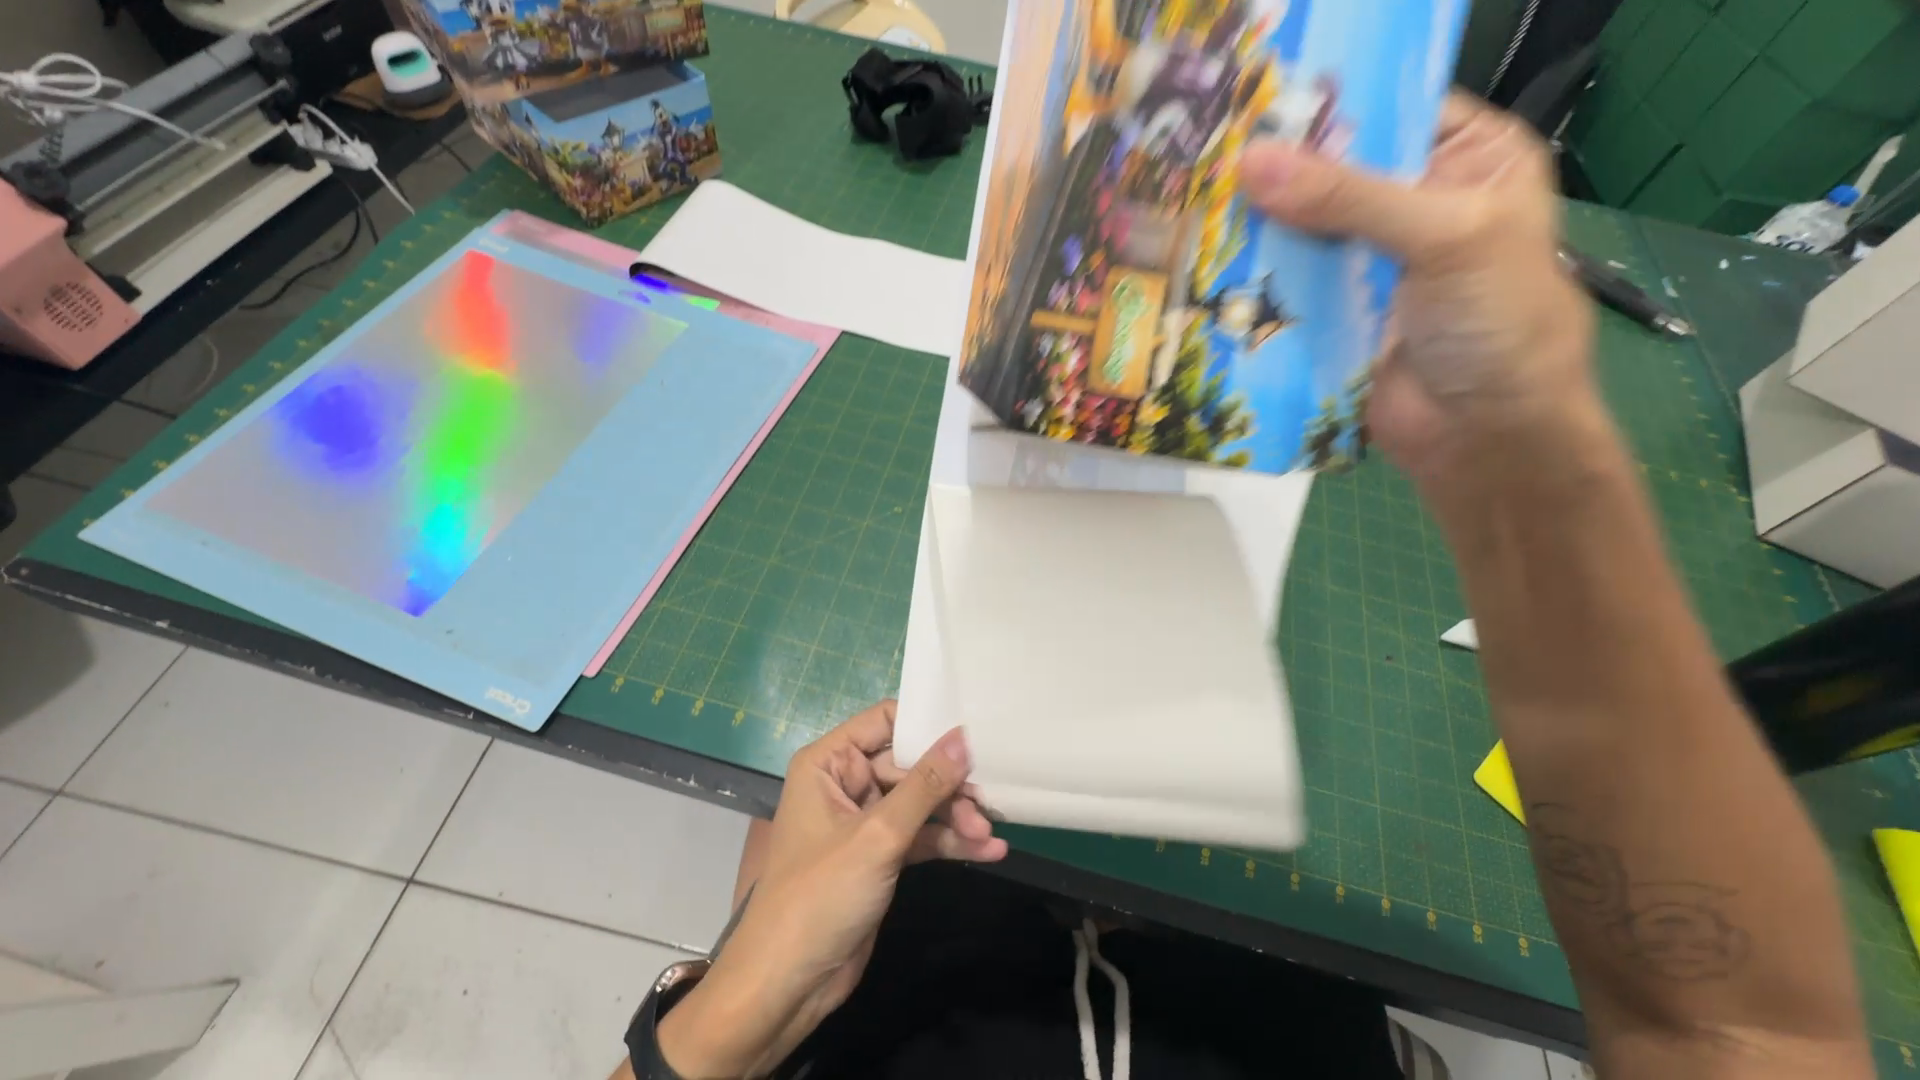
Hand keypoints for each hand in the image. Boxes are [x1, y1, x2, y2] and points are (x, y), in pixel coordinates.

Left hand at [658, 702, 1005, 1077]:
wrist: (788, 984)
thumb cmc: (820, 896)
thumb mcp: (877, 836)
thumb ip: (924, 786)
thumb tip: (963, 737)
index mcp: (828, 763)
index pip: (884, 720)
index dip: (926, 724)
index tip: (973, 733)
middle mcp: (846, 784)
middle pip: (910, 765)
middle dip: (949, 784)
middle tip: (988, 800)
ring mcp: (864, 823)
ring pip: (920, 803)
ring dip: (956, 817)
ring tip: (989, 833)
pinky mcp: (880, 857)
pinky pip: (922, 837)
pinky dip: (950, 843)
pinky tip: (988, 852)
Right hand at [1239, 94, 1599, 482]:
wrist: (1484, 436)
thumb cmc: (1498, 323)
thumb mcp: (1443, 238)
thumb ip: (1350, 198)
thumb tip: (1251, 162)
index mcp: (1469, 160)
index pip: (1392, 108)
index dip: (1330, 104)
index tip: (1256, 102)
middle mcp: (1416, 201)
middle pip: (1336, 169)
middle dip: (1280, 168)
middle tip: (1206, 152)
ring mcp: (1368, 260)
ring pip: (1303, 226)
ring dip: (1258, 224)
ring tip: (1193, 203)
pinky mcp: (1332, 309)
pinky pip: (1286, 281)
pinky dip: (1253, 275)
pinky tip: (1206, 260)